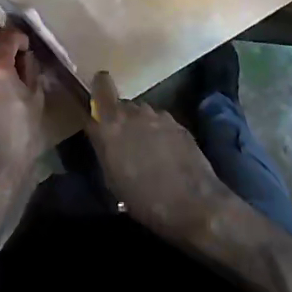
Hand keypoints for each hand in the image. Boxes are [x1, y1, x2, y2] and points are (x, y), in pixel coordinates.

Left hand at [0, 23, 46, 205]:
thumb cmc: (21, 134)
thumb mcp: (35, 98)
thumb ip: (29, 69)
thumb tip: (24, 54)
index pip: (8, 34)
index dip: (22, 38)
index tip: (30, 51)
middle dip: (3, 35)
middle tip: (17, 52)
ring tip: (10, 68)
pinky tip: (0, 80)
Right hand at [88, 71, 236, 244]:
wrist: (193, 203)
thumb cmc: (144, 200)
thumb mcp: (112, 180)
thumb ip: (105, 149)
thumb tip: (103, 137)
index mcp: (110, 126)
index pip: (100, 88)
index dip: (98, 88)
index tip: (98, 100)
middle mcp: (133, 113)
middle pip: (121, 104)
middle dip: (119, 118)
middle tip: (123, 142)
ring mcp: (158, 116)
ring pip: (142, 112)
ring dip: (139, 125)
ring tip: (146, 150)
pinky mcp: (178, 123)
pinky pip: (160, 122)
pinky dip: (158, 132)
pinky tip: (165, 153)